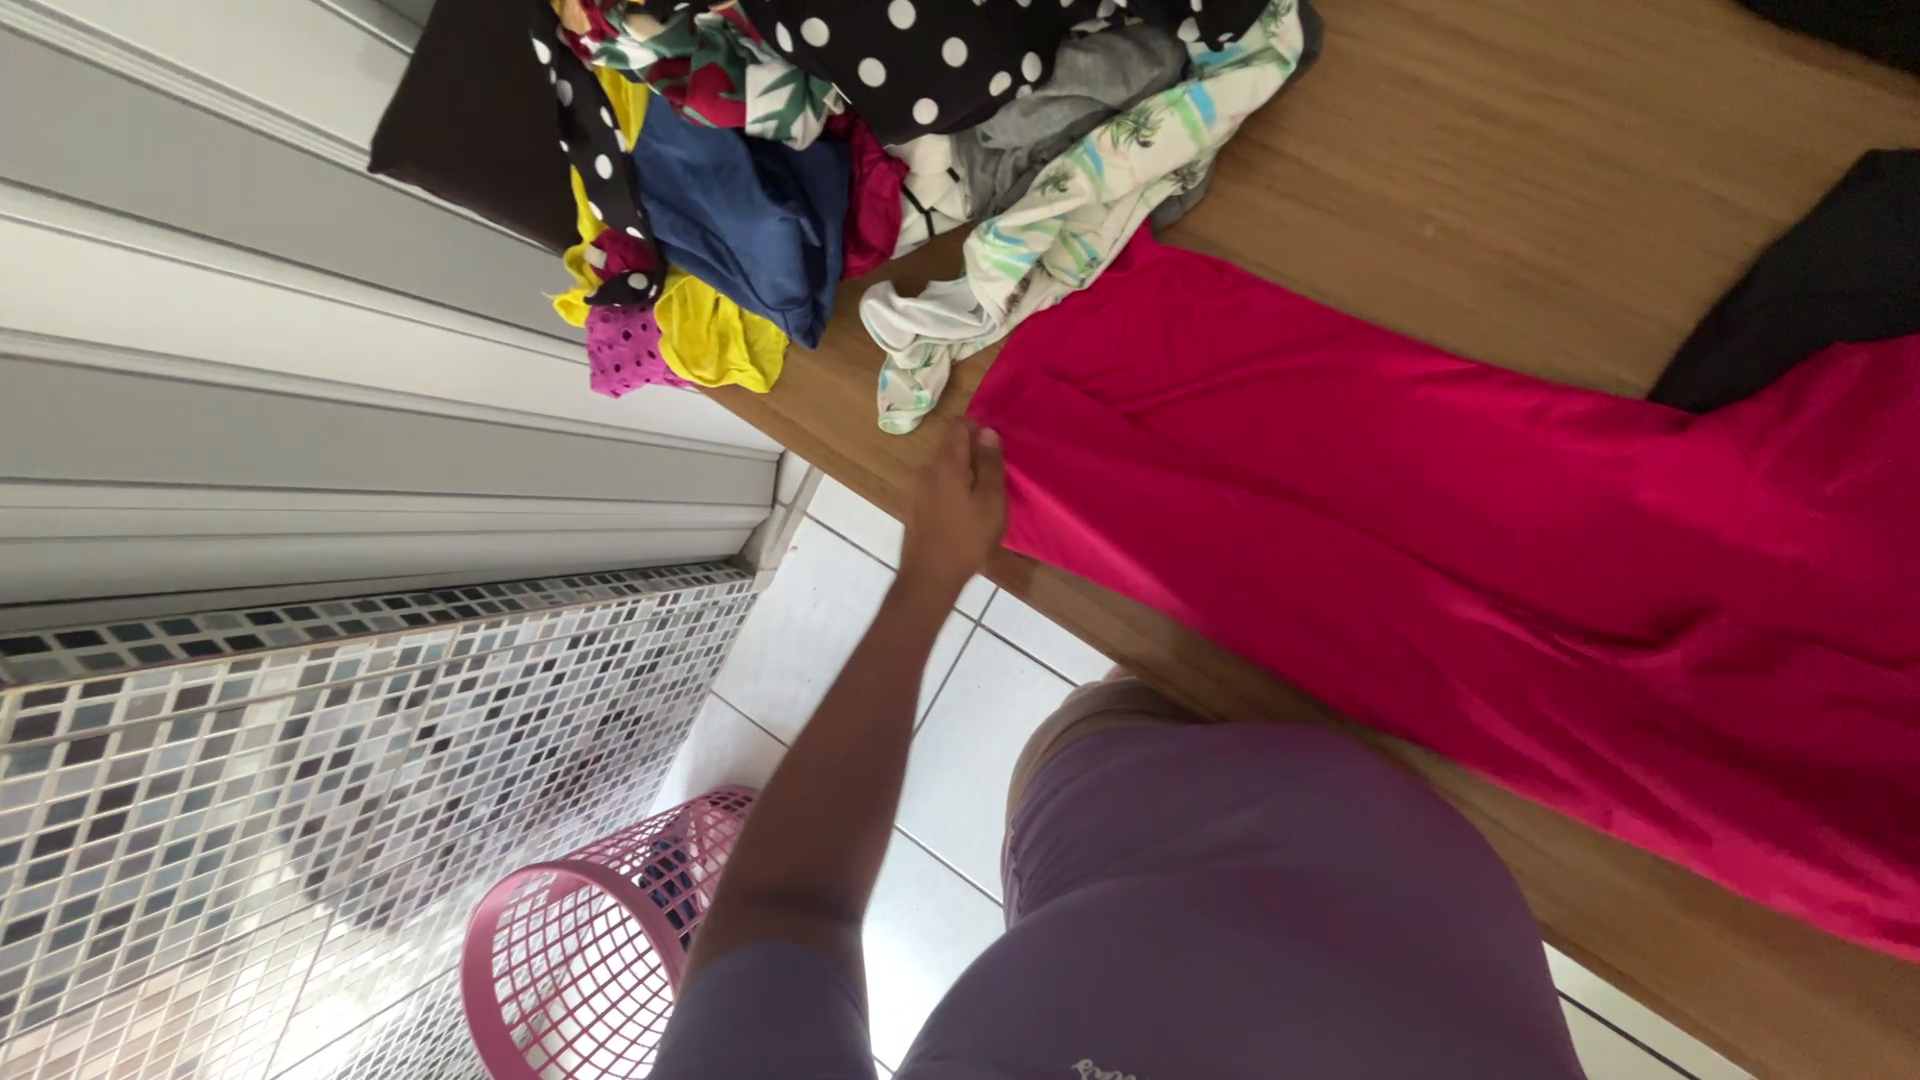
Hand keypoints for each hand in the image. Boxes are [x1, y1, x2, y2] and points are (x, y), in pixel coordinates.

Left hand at [898, 419, 1006, 602]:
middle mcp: (926, 471)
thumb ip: (990, 464)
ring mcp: (916, 491)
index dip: (978, 429)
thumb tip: (987, 432)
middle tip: (995, 477)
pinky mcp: (914, 510)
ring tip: (982, 499)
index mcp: (946, 464)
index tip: (995, 447)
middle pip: (950, 449)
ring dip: (962, 475)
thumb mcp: (991, 500)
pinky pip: (936, 489)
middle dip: (972, 455)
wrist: (929, 577)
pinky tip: (963, 515)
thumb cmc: (968, 538)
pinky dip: (951, 492)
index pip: (958, 427)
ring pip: (943, 471)